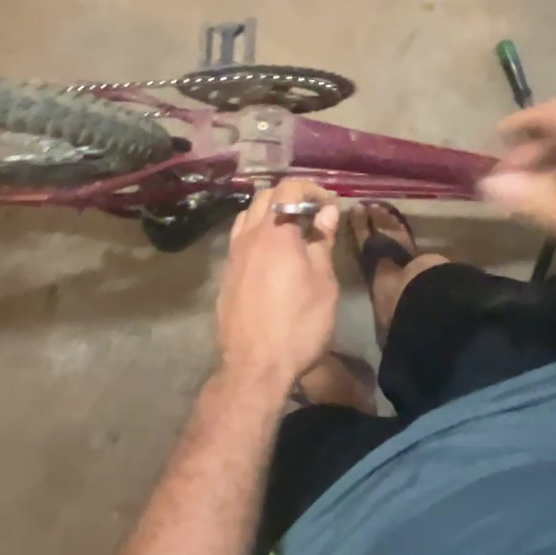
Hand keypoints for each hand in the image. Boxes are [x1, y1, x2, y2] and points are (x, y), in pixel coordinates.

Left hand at [215, 179, 341, 391]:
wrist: (254, 367)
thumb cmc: (298, 325)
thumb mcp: (323, 284)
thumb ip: (322, 242)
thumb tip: (326, 212)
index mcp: (275, 232)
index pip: (288, 188)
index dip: (311, 189)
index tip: (330, 205)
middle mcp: (249, 236)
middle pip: (264, 196)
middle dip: (290, 196)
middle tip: (313, 215)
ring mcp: (233, 255)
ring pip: (248, 216)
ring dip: (269, 213)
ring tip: (292, 232)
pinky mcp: (226, 274)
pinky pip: (240, 239)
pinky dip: (257, 234)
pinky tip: (272, 256)